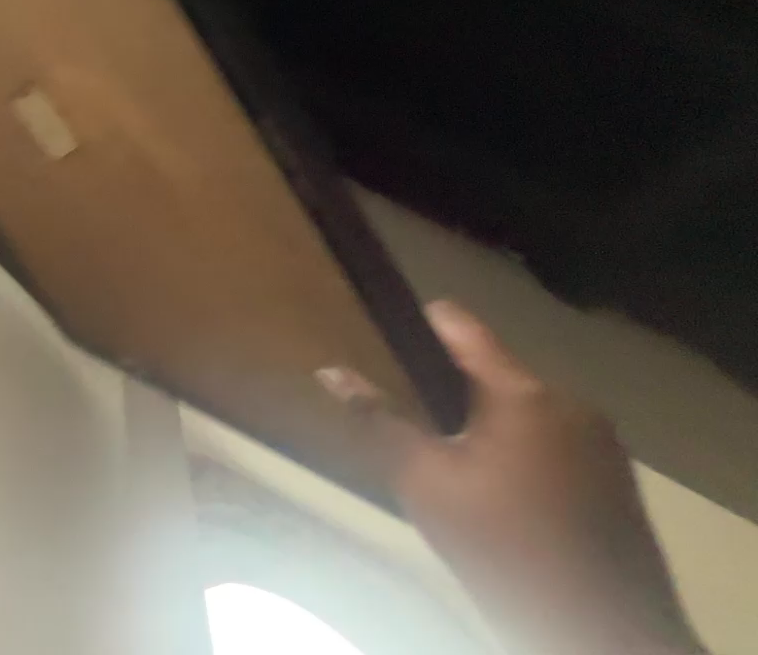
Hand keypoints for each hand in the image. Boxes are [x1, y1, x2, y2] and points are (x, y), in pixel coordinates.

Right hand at [319, 301, 702, 654]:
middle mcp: (570, 403)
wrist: (598, 630)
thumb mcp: (421, 477)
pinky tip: (478, 469)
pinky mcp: (610, 472)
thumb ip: (377, 417)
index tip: (375, 316)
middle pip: (488, 366)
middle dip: (441, 377)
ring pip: (515, 401)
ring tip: (429, 433)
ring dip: (474, 409)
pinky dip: (506, 435)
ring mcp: (598, 439)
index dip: (416, 318)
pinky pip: (544, 430)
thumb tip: (328, 370)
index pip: (462, 327)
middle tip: (395, 395)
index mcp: (526, 394)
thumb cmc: (499, 542)